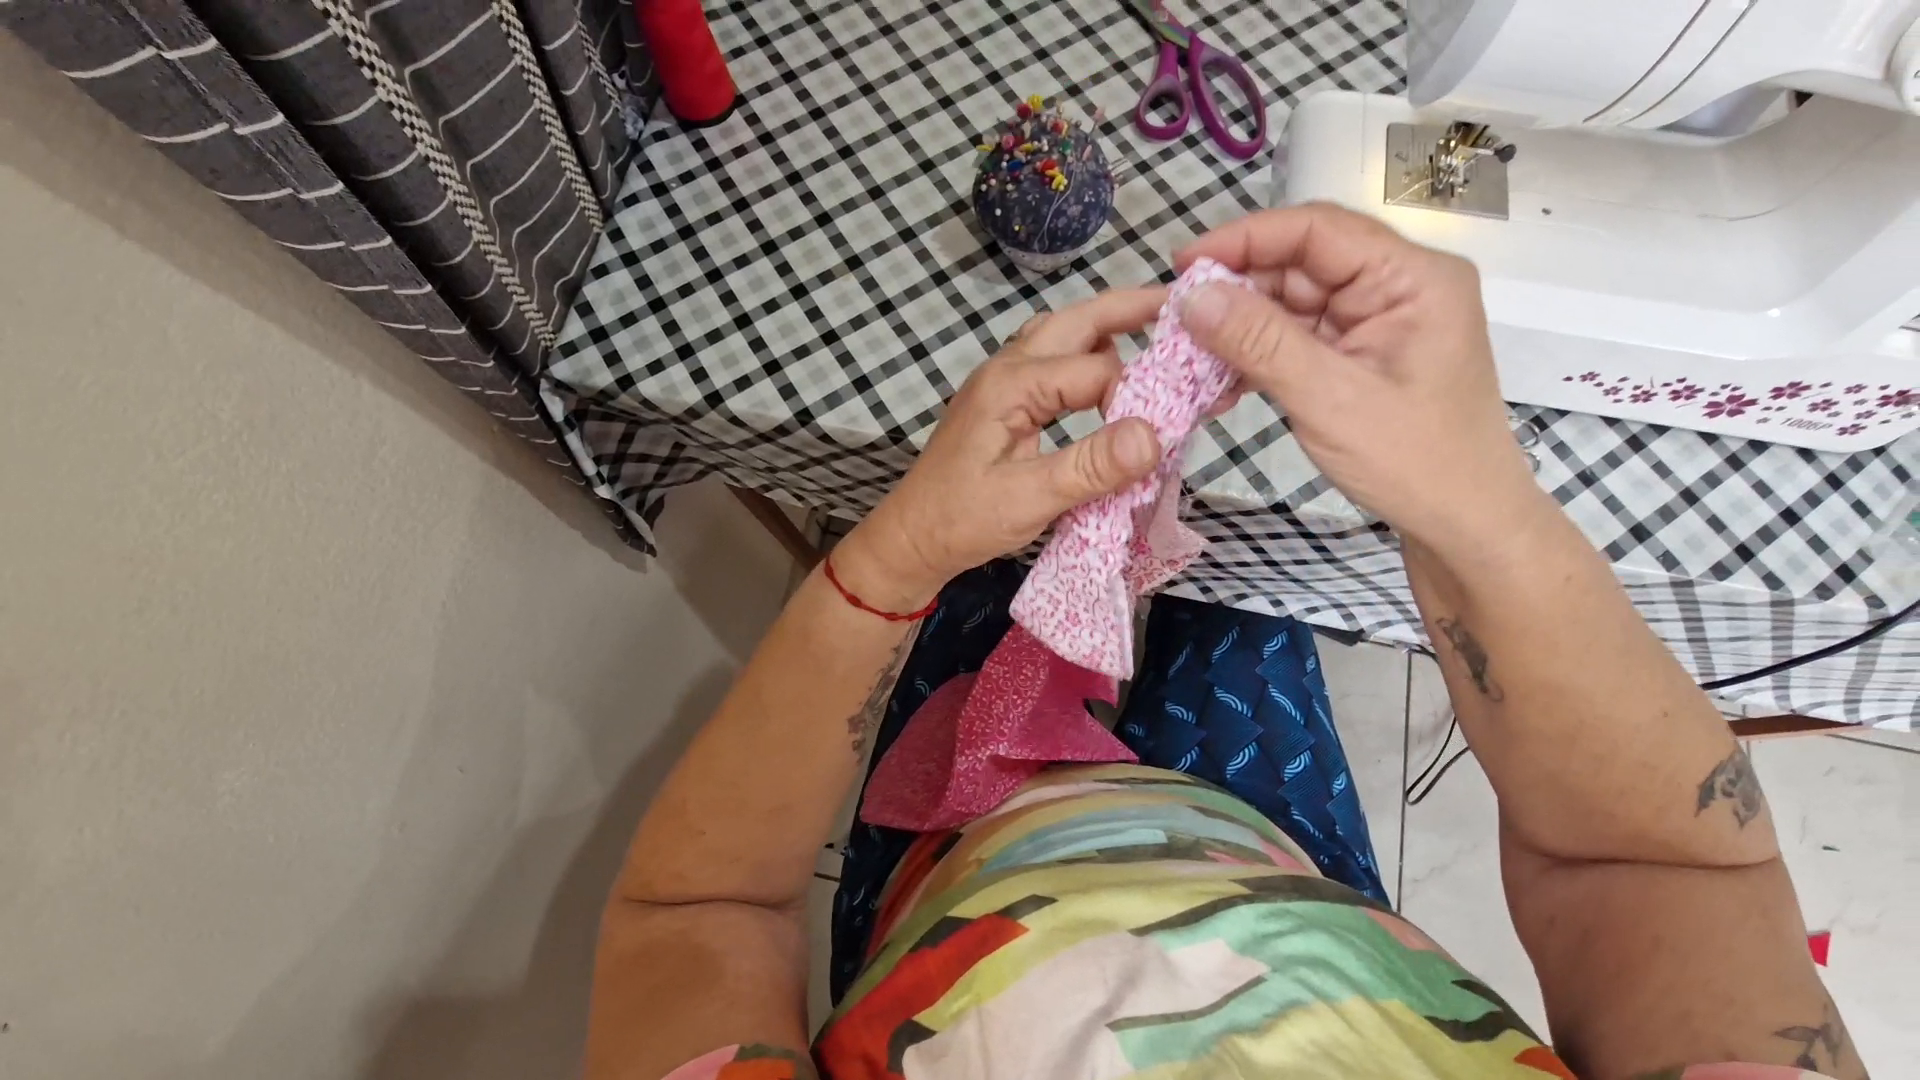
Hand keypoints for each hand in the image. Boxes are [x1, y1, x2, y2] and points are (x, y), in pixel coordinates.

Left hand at [836, 289, 1167, 607]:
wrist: (912, 538)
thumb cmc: (961, 520)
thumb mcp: (1029, 499)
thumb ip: (1091, 467)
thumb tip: (1155, 435)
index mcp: (1012, 384)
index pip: (1096, 369)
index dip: (1137, 393)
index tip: (1170, 424)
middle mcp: (1006, 368)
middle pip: (1076, 321)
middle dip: (1129, 310)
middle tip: (1181, 306)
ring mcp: (1001, 381)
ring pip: (1061, 336)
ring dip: (1105, 331)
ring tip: (1154, 333)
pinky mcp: (1002, 402)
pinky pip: (1050, 363)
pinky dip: (1085, 359)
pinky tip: (1107, 380)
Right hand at [1174, 203, 1544, 550]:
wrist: (1461, 522)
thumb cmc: (1412, 460)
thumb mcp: (1328, 398)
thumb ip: (1259, 341)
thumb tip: (1191, 296)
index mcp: (1411, 277)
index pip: (1318, 230)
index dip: (1246, 238)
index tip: (1183, 264)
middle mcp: (1395, 286)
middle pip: (1300, 265)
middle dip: (1236, 291)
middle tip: (1176, 319)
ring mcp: (1375, 322)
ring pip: (1291, 304)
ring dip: (1240, 330)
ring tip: (1191, 357)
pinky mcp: (1357, 355)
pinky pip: (1295, 339)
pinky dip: (1256, 356)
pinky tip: (1221, 380)